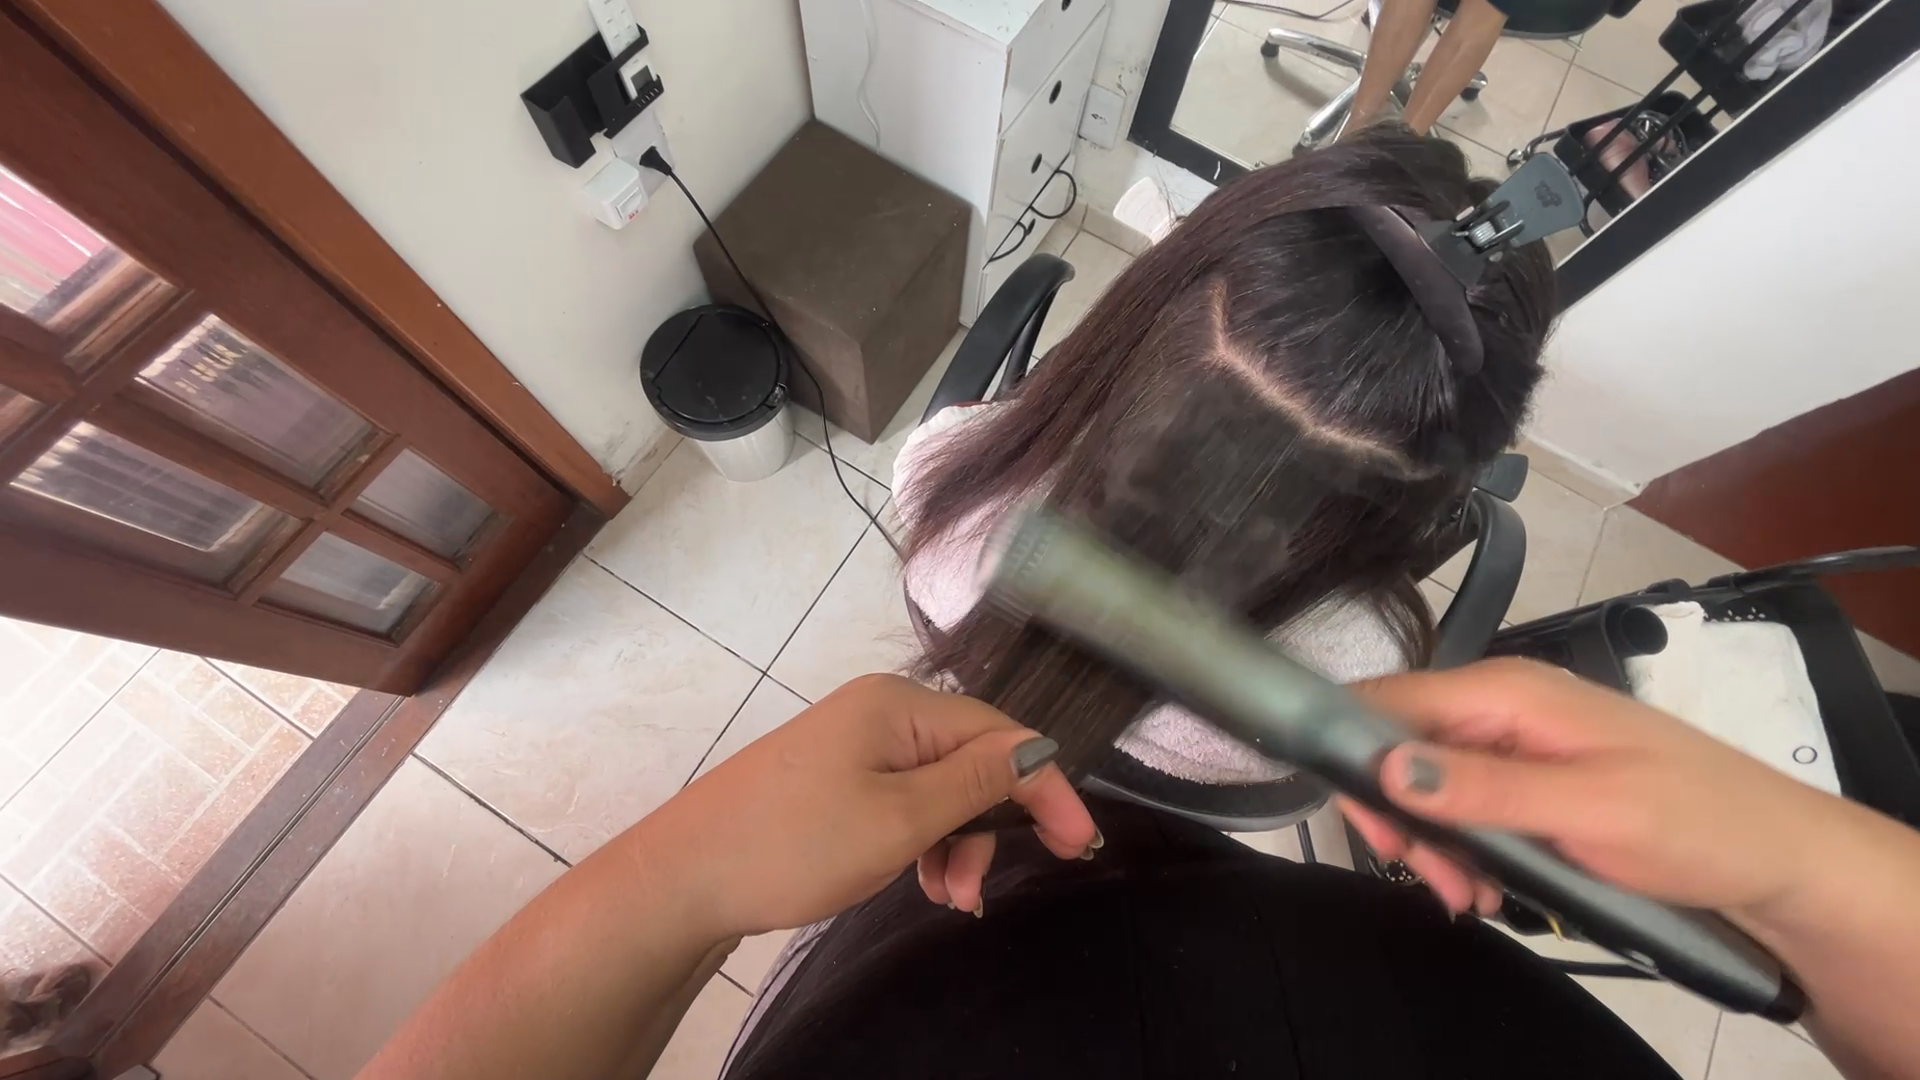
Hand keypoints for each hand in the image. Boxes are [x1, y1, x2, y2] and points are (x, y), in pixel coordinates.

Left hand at [637, 674, 1096, 941]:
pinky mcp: (842, 771)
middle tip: (973, 893)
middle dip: (987, 823)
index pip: (998, 733)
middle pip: (970, 758)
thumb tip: (1039, 751)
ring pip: (940, 784)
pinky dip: (923, 837)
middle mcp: (883, 709)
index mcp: (899, 704)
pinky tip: (920, 877)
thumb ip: (975, 783)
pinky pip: (907, 796)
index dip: (1044, 784)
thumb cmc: (795, 844)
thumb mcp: (898, 819)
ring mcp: (859, 740)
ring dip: (955, 839)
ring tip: (944, 895)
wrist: (684, 877)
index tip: (1079, 842)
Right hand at [1341, 658, 1849, 924]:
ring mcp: (1505, 739)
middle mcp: (1492, 705)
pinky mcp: (1517, 773)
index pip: (1386, 700)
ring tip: (1464, 893)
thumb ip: (1486, 788)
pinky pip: (1455, 799)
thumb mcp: (1595, 812)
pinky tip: (1480, 883)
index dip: (1354, 753)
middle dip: (1398, 813)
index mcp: (1502, 691)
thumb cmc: (1702, 826)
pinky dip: (1455, 844)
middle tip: (1430, 876)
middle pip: (1396, 745)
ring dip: (1428, 839)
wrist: (1791, 865)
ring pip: (1420, 778)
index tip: (1372, 824)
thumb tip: (1386, 769)